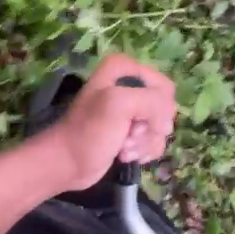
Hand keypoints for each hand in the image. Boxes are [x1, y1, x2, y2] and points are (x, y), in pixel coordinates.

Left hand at [36, 55, 178, 191]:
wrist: (68, 164)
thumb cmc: (89, 131)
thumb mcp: (119, 105)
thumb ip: (152, 102)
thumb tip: (166, 125)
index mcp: (124, 69)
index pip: (164, 87)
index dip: (157, 108)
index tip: (137, 121)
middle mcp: (129, 85)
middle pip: (165, 108)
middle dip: (150, 128)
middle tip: (128, 135)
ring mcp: (131, 109)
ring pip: (161, 127)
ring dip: (145, 143)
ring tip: (123, 149)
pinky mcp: (131, 131)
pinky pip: (155, 140)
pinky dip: (144, 151)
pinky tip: (125, 156)